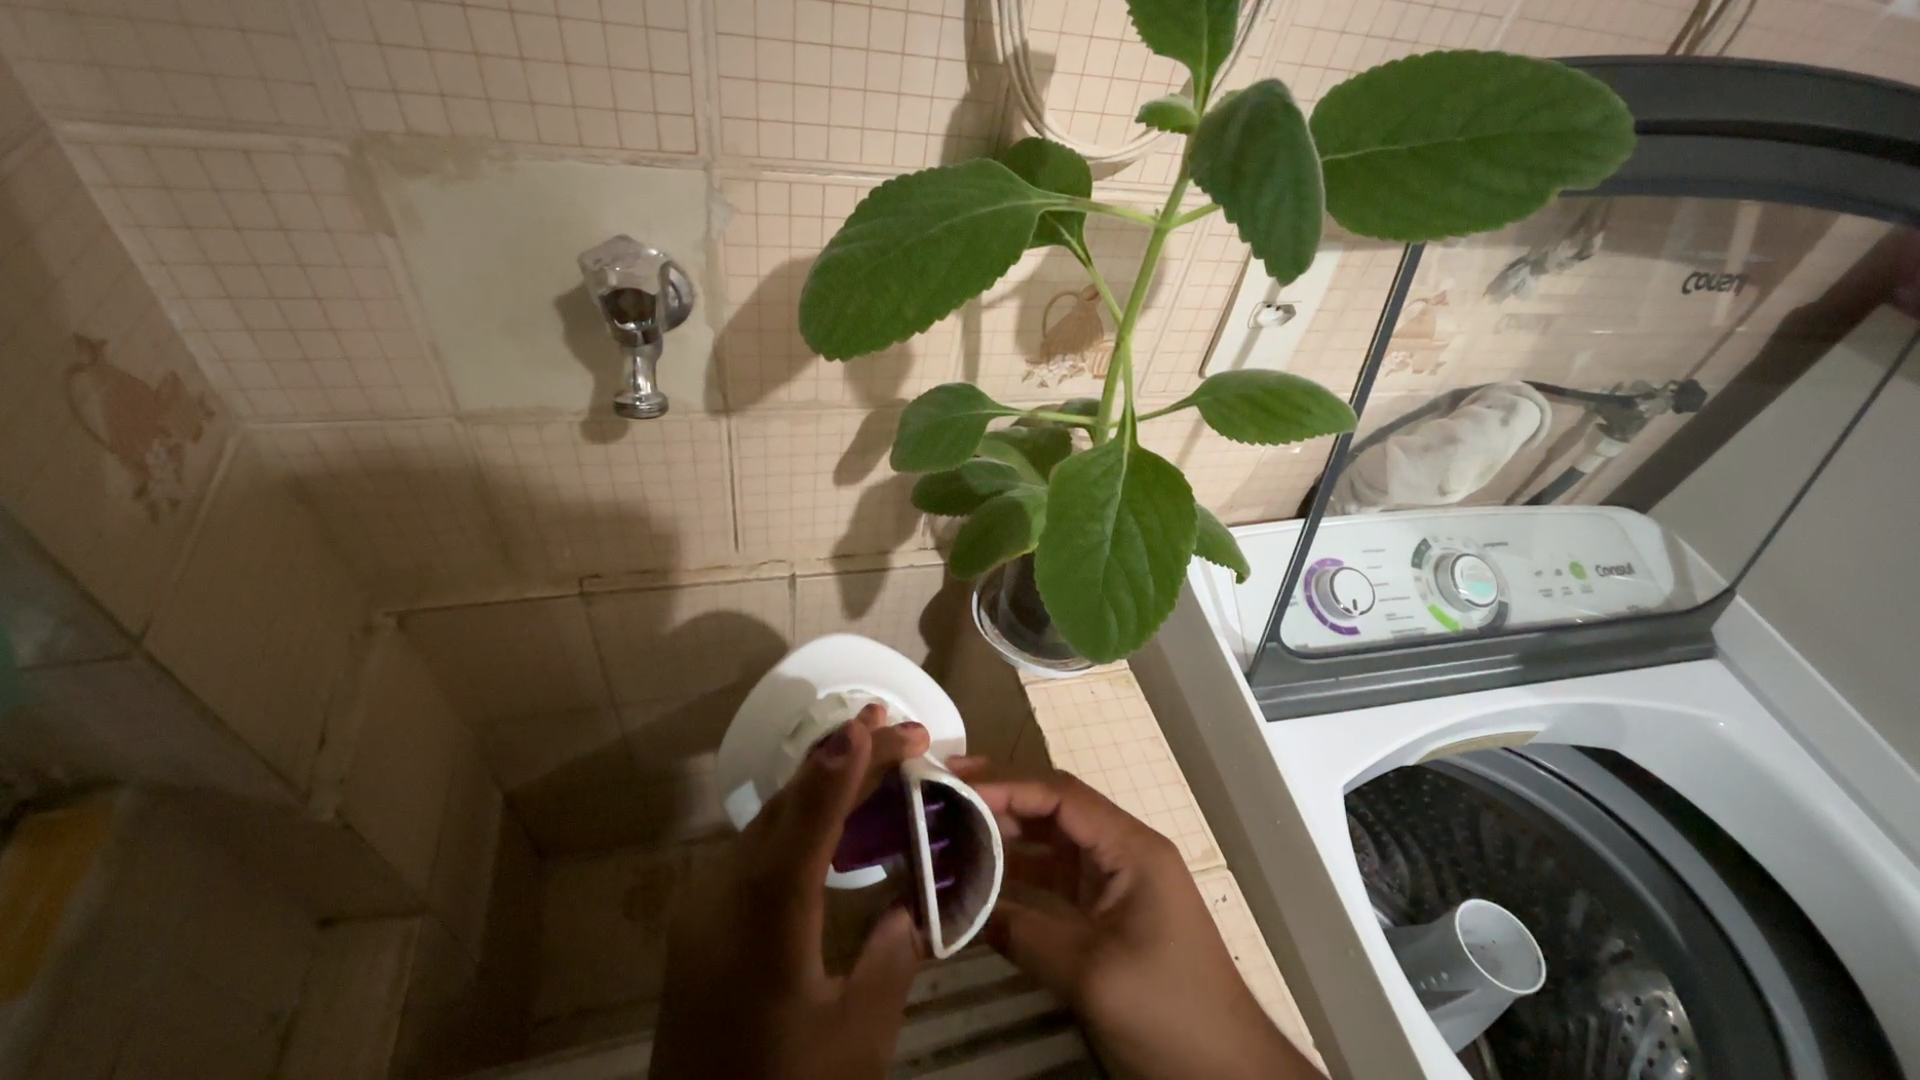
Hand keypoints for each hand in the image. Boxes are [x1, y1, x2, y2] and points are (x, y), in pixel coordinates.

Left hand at [650, 706, 930, 1079]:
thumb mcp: (855, 1039)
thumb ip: (890, 960)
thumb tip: (907, 908)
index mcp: (765, 920)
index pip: (806, 825)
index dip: (841, 770)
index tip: (871, 722)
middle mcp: (725, 896)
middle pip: (788, 809)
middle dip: (845, 761)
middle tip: (901, 727)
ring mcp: (706, 906)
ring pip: (769, 822)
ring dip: (821, 783)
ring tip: (870, 749)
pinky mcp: (702, 922)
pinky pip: (756, 849)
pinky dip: (800, 818)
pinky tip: (831, 818)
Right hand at [973, 769, 1316, 1079]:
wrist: (1224, 1066)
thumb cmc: (1168, 1009)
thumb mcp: (1091, 972)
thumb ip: (1026, 933)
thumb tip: (970, 911)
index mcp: (1131, 848)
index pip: (1061, 796)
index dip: (1007, 785)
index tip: (956, 787)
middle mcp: (1124, 851)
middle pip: (1055, 808)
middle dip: (1002, 798)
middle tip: (946, 795)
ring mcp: (1117, 880)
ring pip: (1053, 841)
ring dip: (1007, 835)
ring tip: (953, 829)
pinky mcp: (1108, 910)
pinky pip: (1057, 877)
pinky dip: (1020, 874)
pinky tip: (983, 879)